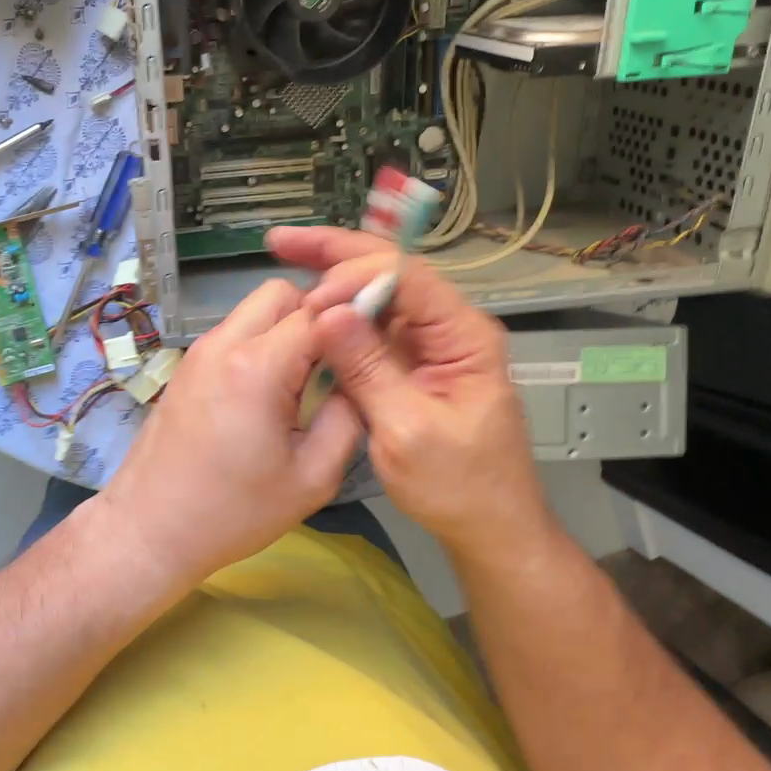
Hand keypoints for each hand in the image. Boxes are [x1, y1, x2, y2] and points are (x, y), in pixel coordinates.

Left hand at [93, 279, 364, 587]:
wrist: (150, 528)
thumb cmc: (234, 510)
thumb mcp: (312, 477)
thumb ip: (346, 418)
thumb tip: (358, 379)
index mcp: (257, 366)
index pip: (318, 312)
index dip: (349, 326)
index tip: (364, 354)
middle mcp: (224, 343)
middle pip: (279, 293)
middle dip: (313, 316)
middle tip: (330, 365)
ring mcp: (199, 351)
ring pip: (253, 310)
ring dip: (283, 331)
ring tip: (298, 384)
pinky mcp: (187, 365)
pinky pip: (233, 333)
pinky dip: (257, 345)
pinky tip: (265, 395)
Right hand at [266, 226, 555, 557]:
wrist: (489, 528)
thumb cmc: (460, 487)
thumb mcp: (407, 431)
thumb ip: (367, 369)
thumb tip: (325, 314)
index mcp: (463, 336)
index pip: (407, 277)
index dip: (354, 276)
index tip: (312, 302)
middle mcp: (447, 327)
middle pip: (390, 271)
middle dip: (335, 253)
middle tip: (282, 241)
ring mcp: (428, 343)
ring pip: (377, 292)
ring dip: (333, 275)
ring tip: (286, 257)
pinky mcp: (410, 362)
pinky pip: (371, 326)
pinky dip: (338, 313)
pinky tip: (306, 305)